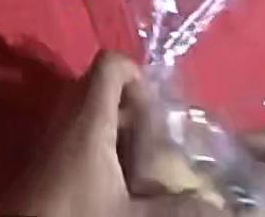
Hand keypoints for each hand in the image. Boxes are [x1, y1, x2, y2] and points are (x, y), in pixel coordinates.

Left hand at [0, 52, 224, 216]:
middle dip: (134, 111)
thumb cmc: (76, 215)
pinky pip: (78, 128)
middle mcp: (69, 110)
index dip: (137, 75)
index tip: (156, 113)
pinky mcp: (47, 150)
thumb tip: (217, 204)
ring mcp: (55, 128)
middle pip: (104, 86)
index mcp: (89, 115)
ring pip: (91, 109)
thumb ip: (175, 208)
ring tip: (142, 170)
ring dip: (118, 130)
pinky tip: (116, 182)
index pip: (111, 63)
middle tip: (157, 148)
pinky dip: (100, 143)